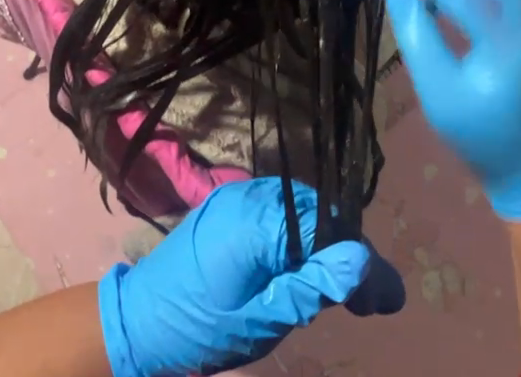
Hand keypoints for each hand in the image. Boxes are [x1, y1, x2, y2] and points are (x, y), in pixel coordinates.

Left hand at [99, 177, 403, 376]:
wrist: (138, 321)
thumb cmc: (201, 326)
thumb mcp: (263, 317)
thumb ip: (313, 286)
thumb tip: (363, 257)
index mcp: (258, 218)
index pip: (329, 225)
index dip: (359, 260)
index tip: (382, 300)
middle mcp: (252, 194)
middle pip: (320, 215)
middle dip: (347, 255)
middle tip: (370, 303)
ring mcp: (239, 196)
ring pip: (304, 214)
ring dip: (326, 249)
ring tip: (345, 293)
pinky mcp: (231, 206)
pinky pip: (281, 214)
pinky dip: (301, 241)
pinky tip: (309, 273)